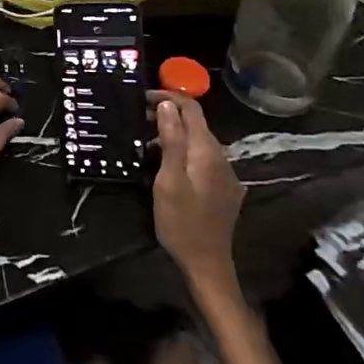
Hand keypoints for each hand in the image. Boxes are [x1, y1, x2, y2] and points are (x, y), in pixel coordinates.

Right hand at [150, 91, 244, 291]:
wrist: (207, 266)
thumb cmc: (182, 223)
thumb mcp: (169, 180)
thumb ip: (171, 140)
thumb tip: (167, 104)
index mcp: (207, 151)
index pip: (192, 109)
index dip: (169, 97)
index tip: (143, 98)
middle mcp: (221, 157)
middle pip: (196, 124)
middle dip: (168, 116)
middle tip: (137, 121)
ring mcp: (225, 174)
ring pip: (198, 143)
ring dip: (174, 136)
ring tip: (145, 144)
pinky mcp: (224, 189)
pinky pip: (202, 160)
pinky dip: (183, 153)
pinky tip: (166, 167)